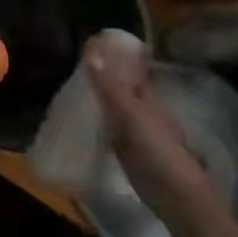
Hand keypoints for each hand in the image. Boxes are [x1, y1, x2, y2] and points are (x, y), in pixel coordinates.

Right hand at [83, 34, 216, 215]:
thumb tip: (91, 50)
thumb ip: (110, 86)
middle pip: (118, 90)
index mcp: (147, 99)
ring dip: (93, 100)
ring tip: (65, 90)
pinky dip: (91, 123)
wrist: (172, 192)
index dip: (116, 57)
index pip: (131, 72)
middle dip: (100, 78)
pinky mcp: (123, 150)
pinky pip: (104, 129)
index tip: (93, 44)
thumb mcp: (131, 114)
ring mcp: (132, 132)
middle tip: (70, 67)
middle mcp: (141, 112)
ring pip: (110, 110)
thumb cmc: (157, 148)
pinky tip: (74, 121)